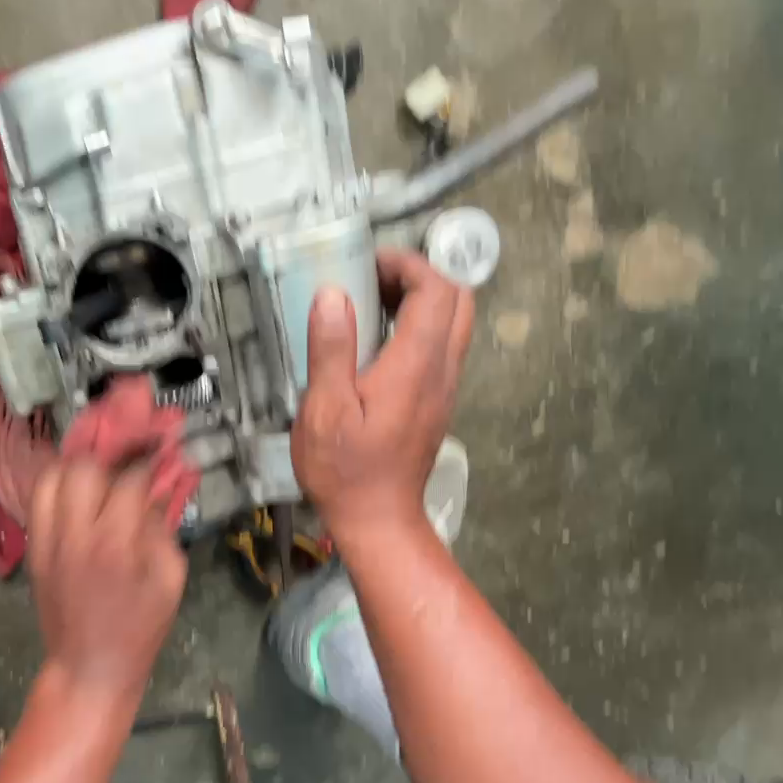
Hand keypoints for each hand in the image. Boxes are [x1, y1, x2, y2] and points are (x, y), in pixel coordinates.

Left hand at [28, 458, 187, 704]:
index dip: (149, 460)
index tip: (161, 452)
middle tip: (127, 458)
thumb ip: (163, 526)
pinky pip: (38, 497)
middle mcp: (75, 534)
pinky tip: (77, 487)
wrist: (88, 667)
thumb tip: (159, 485)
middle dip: (110, 455)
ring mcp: (47, 539)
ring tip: (100, 469)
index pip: (130, 480)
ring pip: (53, 475)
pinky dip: (57, 483)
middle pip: (84, 467)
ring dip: (78, 465)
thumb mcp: (170, 579)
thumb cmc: (140, 628)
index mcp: (115, 544)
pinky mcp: (33, 547)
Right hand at [293, 249, 473, 546]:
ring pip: (455, 323)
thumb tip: (334, 294)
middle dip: (420, 276)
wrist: (377, 519)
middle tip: (373, 281)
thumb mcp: (324, 409)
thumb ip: (331, 349)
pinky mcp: (438, 402)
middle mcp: (442, 370)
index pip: (436, 290)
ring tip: (373, 305)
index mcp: (415, 365)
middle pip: (458, 300)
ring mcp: (445, 387)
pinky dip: (420, 327)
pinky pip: (443, 347)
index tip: (368, 263)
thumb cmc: (344, 468)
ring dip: (423, 301)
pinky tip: (379, 343)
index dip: (408, 265)